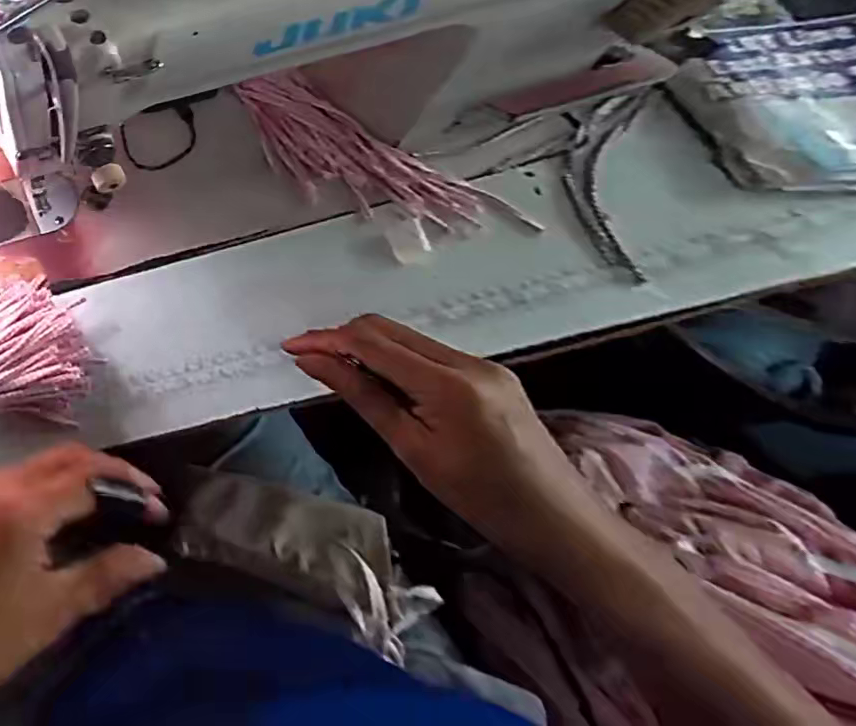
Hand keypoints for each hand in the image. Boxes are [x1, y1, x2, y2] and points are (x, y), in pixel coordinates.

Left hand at [0, 444, 167, 710]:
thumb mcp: (56, 608)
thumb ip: (107, 574)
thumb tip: (154, 558)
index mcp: (25, 507)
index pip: (89, 478)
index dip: (129, 489)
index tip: (160, 510)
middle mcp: (8, 482)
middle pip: (71, 457)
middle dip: (113, 471)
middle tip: (148, 498)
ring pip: (53, 459)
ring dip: (90, 471)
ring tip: (125, 500)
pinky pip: (35, 470)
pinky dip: (66, 477)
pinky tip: (86, 502)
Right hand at [283, 315, 604, 558]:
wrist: (563, 525)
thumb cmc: (482, 499)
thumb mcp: (410, 449)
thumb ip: (360, 396)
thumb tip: (314, 362)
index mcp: (448, 384)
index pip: (371, 343)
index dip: (326, 340)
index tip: (291, 348)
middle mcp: (468, 362)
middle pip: (387, 329)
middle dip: (341, 337)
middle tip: (307, 357)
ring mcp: (482, 365)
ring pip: (405, 337)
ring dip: (366, 346)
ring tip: (336, 369)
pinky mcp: (489, 374)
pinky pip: (426, 351)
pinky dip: (393, 358)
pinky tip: (379, 379)